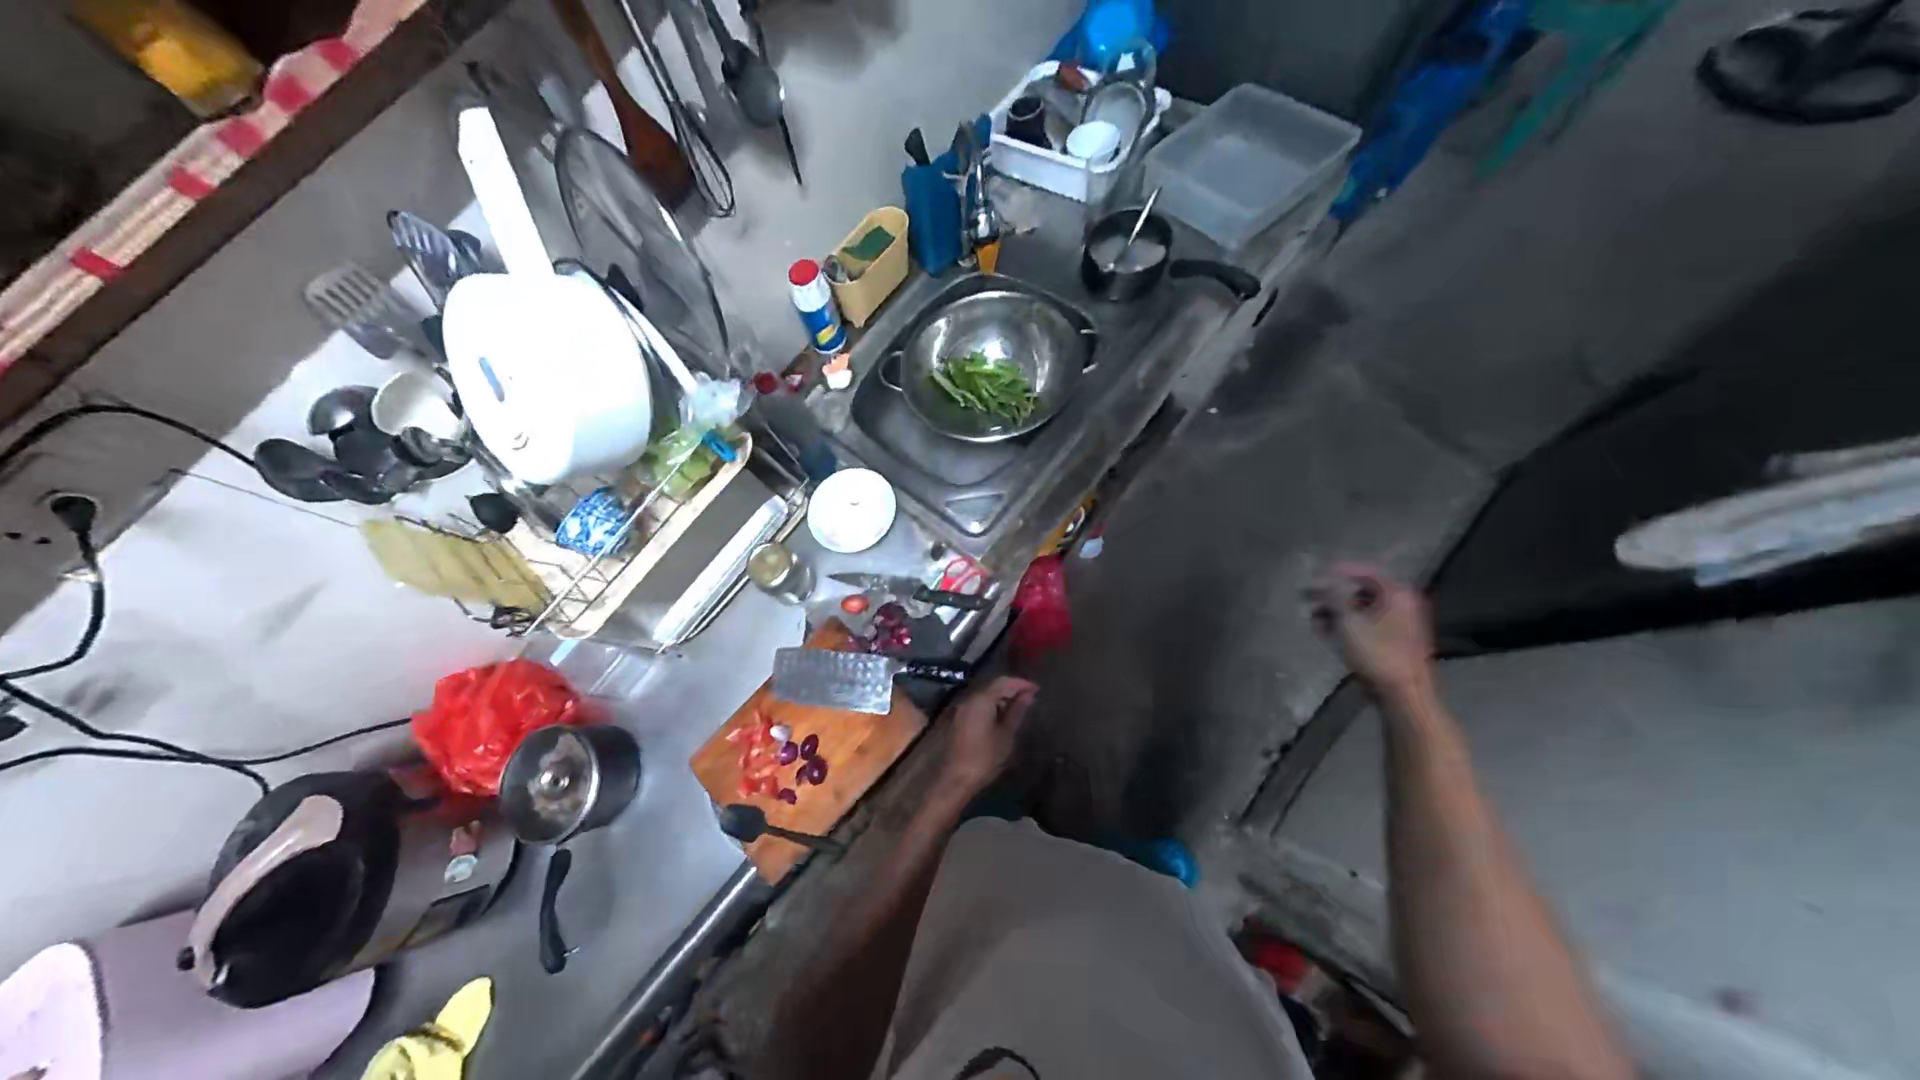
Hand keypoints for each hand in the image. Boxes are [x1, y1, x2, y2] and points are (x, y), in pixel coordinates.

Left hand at [935, 676, 1038, 803]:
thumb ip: (1016, 712)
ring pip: (984, 696)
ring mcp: (960, 709)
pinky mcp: (957, 719)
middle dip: (1011, 690)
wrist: (955, 779)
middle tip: (1029, 699)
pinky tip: (1001, 718)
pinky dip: (991, 706)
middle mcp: (968, 699)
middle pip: (992, 687)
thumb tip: (1028, 695)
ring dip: (1001, 698)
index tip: (1036, 690)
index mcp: (981, 700)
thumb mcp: (1006, 735)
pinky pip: (977, 705)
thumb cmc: (984, 758)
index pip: (1003, 682)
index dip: (1021, 683)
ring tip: (1018, 709)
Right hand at [1307, 564, 1434, 698]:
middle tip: (1307, 597)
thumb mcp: (1348, 621)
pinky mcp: (1393, 641)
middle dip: (1331, 595)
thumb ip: (1333, 597)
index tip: (1314, 576)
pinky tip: (1324, 633)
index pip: (1365, 572)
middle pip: (1361, 591)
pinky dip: (1345, 625)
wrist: (1404, 693)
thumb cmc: (1377, 653)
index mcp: (1397, 594)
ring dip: (1334, 612)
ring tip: (1312, 620)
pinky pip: (1365, 625)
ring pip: (1360, 610)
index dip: (1337, 571)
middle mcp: (1401, 604)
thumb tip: (1321, 580)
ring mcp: (1398, 624)